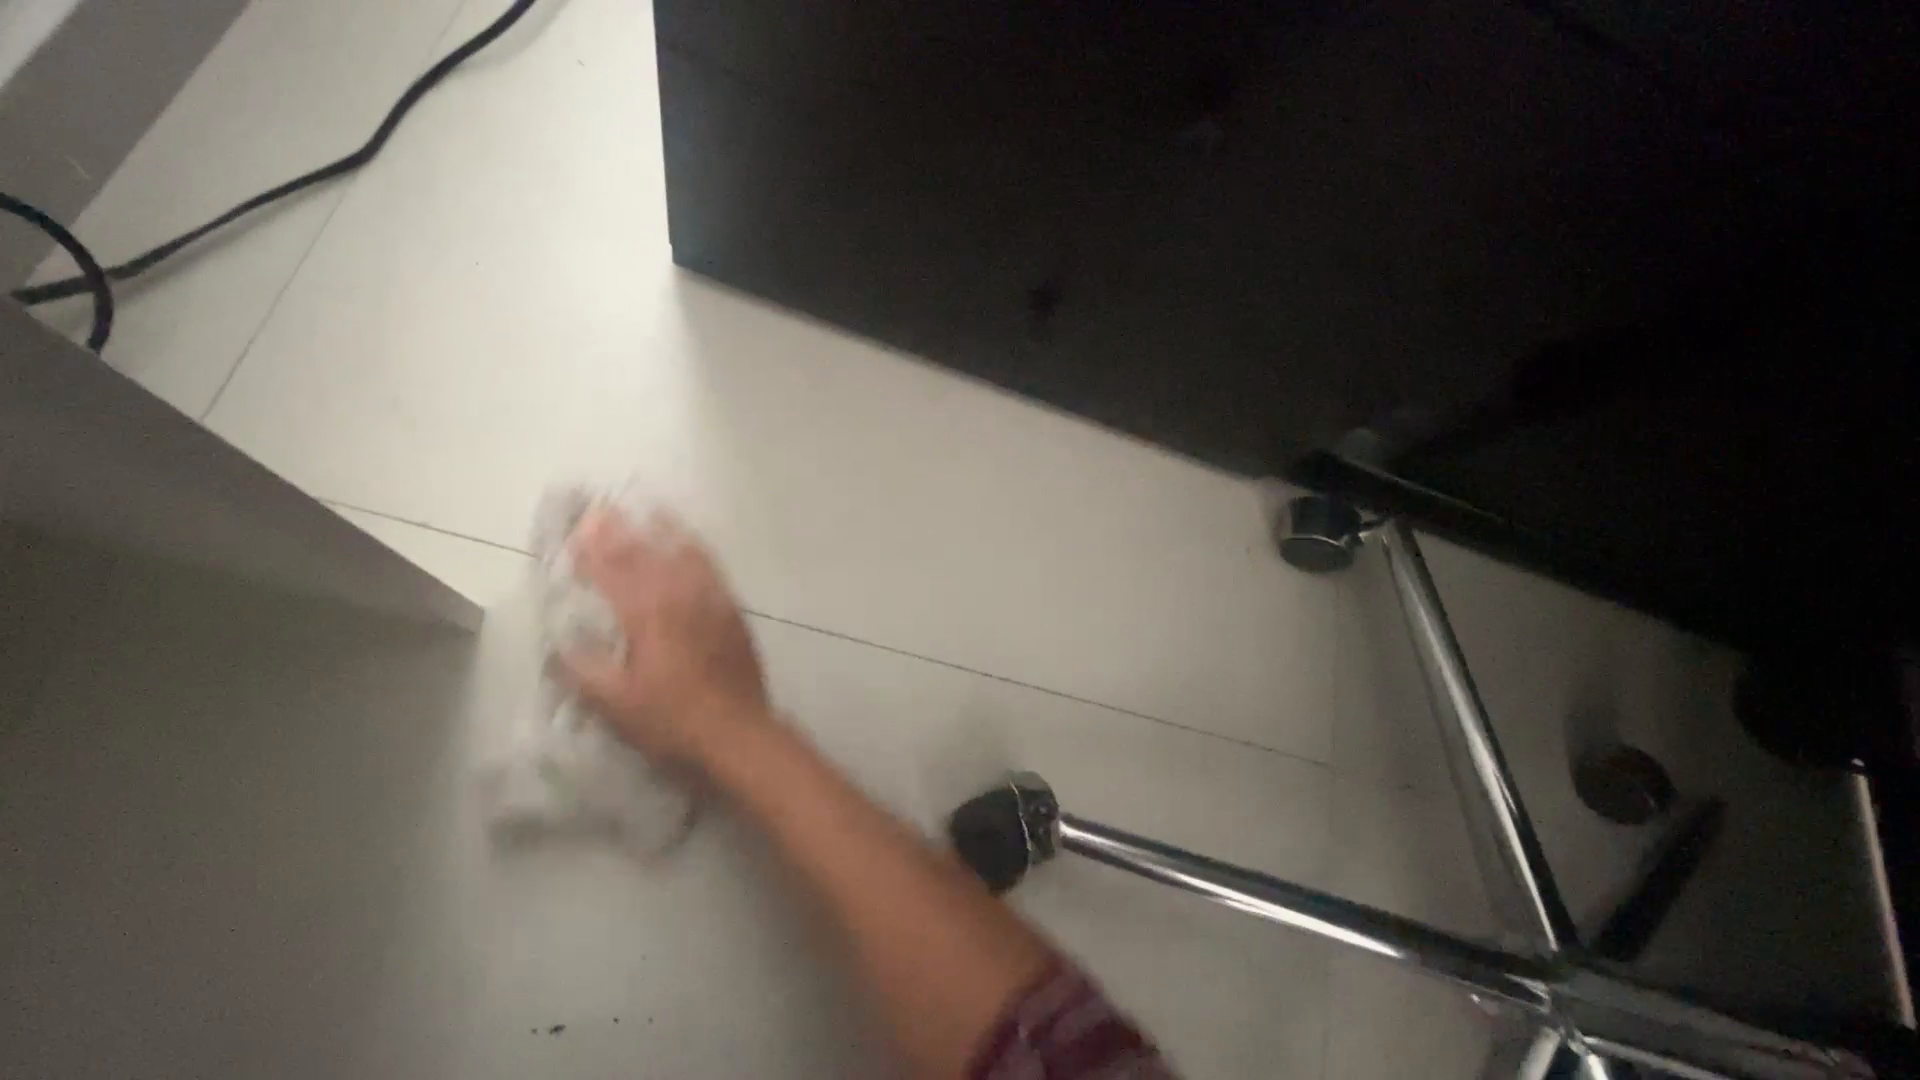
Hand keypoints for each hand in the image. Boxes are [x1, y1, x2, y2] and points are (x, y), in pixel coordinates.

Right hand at [557, 505, 769, 767]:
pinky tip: (692, 545)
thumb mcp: (615, 704)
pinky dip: (697, 551)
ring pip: (684, 554)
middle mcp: (680, 598)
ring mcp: (712, 602)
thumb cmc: (671, 721)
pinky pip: (713, 570)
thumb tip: (561, 643)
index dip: (593, 550)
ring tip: (649, 509)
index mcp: (646, 616)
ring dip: (664, 531)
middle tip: (604, 507)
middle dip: (622, 530)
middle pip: (647, 555)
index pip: (613, 573)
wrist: (738, 732)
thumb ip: (584, 669)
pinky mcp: (733, 612)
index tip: (577, 528)